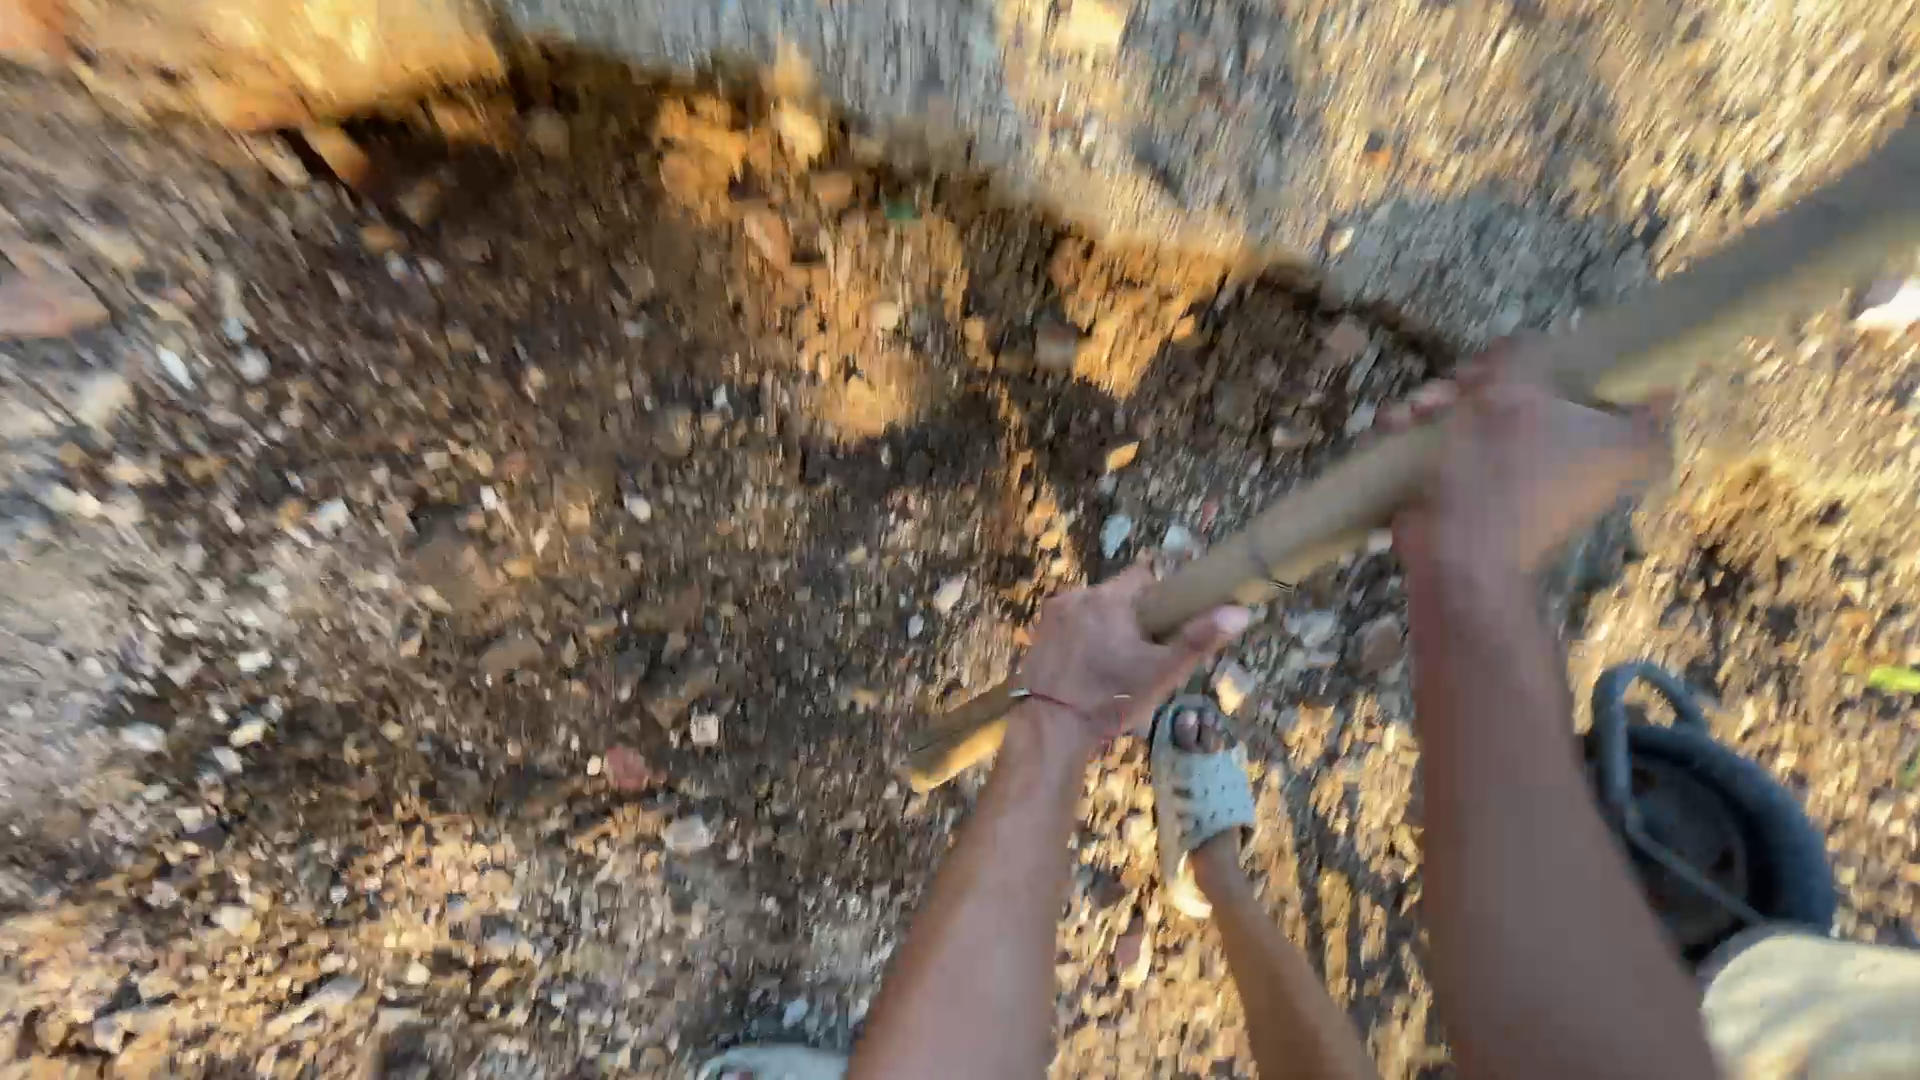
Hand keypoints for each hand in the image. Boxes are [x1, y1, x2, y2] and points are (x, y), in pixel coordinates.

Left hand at [1015, 565, 1250, 745]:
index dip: (1160, 593)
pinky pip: (1070, 627)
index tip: (1168, 617)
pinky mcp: (1038, 634)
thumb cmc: (1110, 697)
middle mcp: (1076, 596)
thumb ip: (1198, 639)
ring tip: (1116, 662)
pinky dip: (1082, 639)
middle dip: (1132, 614)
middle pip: (1116, 594)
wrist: (1050, 726)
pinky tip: (1089, 667)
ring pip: (1092, 610)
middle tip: (1144, 648)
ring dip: (1105, 626)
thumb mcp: (1161, 672)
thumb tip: (1240, 611)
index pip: (1142, 575)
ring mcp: (1052, 615)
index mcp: (1109, 598)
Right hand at [1384, 339, 1667, 576]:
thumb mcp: (1515, 393)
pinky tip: (1395, 429)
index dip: (1569, 353)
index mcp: (1631, 437)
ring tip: (1409, 413)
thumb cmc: (1501, 478)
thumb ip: (1523, 351)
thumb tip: (1516, 347)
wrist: (1456, 557)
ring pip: (1488, 415)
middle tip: (1452, 387)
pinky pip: (1461, 446)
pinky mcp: (1485, 489)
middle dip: (1478, 384)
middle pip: (1537, 390)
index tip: (1522, 359)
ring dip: (1438, 406)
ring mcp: (1533, 475)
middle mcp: (1590, 456)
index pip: (1622, 373)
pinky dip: (1424, 435)